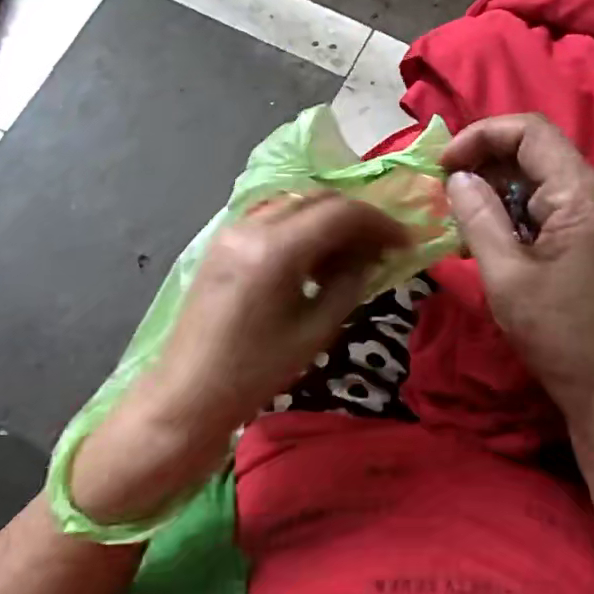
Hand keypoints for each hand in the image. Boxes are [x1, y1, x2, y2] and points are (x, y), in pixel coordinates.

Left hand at [144, 189, 410, 435]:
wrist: (188, 394)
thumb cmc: (254, 372)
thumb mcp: (315, 332)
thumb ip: (348, 284)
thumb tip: (371, 256)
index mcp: (274, 251)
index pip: (340, 213)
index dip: (379, 222)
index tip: (404, 242)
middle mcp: (250, 227)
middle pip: (317, 199)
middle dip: (355, 217)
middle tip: (381, 247)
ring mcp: (230, 231)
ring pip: (293, 203)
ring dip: (327, 220)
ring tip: (350, 255)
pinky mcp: (221, 243)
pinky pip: (271, 218)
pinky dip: (300, 227)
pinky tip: (313, 259)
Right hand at [442, 114, 593, 411]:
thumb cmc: (552, 330)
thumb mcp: (504, 274)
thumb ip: (478, 218)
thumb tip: (456, 177)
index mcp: (579, 196)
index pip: (530, 131)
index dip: (481, 136)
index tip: (444, 166)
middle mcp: (590, 192)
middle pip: (532, 146)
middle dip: (482, 158)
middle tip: (444, 188)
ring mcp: (588, 211)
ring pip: (532, 172)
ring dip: (491, 183)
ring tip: (456, 212)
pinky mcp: (580, 231)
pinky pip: (538, 199)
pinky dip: (505, 205)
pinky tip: (479, 230)